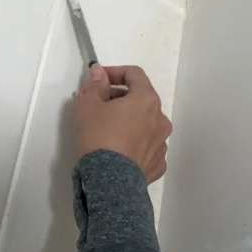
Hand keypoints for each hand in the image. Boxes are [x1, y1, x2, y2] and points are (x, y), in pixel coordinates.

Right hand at [75, 65, 171, 180]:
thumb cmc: (99, 135)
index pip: (134, 73)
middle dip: (119, 97)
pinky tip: (119, 148)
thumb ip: (96, 84)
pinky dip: (134, 141)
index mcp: (146, 99)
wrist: (110, 180)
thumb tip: (100, 73)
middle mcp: (160, 119)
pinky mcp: (158, 163)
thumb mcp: (89, 104)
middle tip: (98, 105)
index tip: (98, 80)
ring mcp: (162, 143)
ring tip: (108, 129)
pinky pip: (146, 145)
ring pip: (145, 122)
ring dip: (129, 119)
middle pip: (141, 98)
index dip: (115, 72)